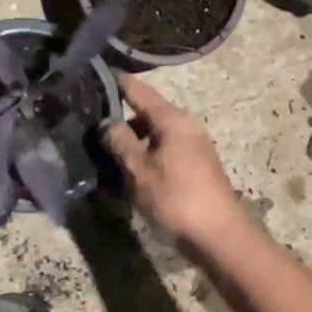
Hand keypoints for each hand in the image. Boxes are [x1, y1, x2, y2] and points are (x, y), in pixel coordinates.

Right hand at [101, 73, 247, 248]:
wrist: (218, 234)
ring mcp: (194, 145)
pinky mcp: (197, 165)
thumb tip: (107, 122)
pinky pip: (165, 150)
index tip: (93, 77)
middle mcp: (186, 125)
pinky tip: (131, 170)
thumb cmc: (176, 198)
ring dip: (134, 140)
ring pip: (156, 134)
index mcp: (172, 119)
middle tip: (92, 127)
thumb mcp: (139, 169)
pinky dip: (147, 154)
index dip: (116, 82)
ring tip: (107, 152)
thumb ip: (120, 141)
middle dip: (121, 118)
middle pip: (147, 112)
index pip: (139, 90)